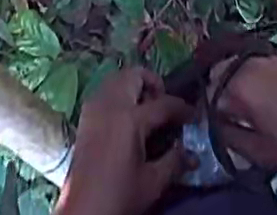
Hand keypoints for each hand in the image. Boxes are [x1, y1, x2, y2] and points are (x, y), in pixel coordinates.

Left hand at [56, 67, 191, 214]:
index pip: (162, 104)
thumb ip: (174, 162)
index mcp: (130, 118)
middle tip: (164, 104)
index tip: (193, 114)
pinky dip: (119, 92)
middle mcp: (110, 103)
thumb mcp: (152, 183)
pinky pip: (105, 89)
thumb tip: (192, 154)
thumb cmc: (118, 196)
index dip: (181, 108)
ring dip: (134, 85)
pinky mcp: (85, 114)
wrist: (82, 209)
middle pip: (135, 75)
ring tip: (146, 109)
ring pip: (118, 77)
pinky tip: (127, 116)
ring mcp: (95, 106)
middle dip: (153, 84)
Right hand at [209, 57, 276, 168]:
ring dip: (230, 81)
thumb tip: (214, 125)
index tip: (214, 125)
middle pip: (216, 72)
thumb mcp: (257, 151)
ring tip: (241, 105)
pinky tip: (256, 95)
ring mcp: (262, 58)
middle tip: (227, 116)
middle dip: (217, 91)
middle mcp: (246, 64)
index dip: (208, 112)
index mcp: (238, 86)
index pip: (207, 95)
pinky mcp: (276, 59)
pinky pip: (249, 62)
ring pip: (232, 64)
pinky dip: (245, 74)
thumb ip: (227, 136)